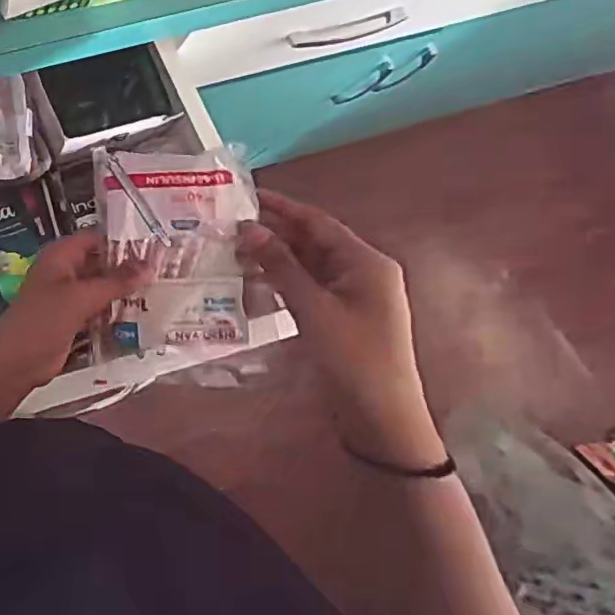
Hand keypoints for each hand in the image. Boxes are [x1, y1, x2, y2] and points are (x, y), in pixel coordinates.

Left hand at [0, 231, 152, 421]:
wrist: (16, 361)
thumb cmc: (43, 320)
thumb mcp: (81, 297)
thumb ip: (116, 281)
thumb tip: (150, 266)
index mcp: (61, 255)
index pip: (97, 238)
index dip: (124, 241)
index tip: (156, 246)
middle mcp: (66, 270)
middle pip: (102, 263)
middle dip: (129, 268)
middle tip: (166, 271)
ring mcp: (69, 295)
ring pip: (102, 287)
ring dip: (125, 291)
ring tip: (162, 291)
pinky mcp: (74, 318)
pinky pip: (100, 309)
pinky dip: (117, 311)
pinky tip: (144, 315)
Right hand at [239, 191, 444, 469]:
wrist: (382, 418)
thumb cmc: (353, 357)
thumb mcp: (313, 308)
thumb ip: (281, 266)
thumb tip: (249, 229)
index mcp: (365, 262)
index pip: (317, 222)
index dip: (282, 207)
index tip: (247, 196)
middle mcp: (362, 271)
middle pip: (313, 241)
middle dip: (275, 232)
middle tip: (232, 224)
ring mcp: (353, 295)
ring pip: (308, 264)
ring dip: (276, 256)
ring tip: (235, 249)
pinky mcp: (342, 315)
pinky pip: (309, 286)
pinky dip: (283, 280)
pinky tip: (254, 280)